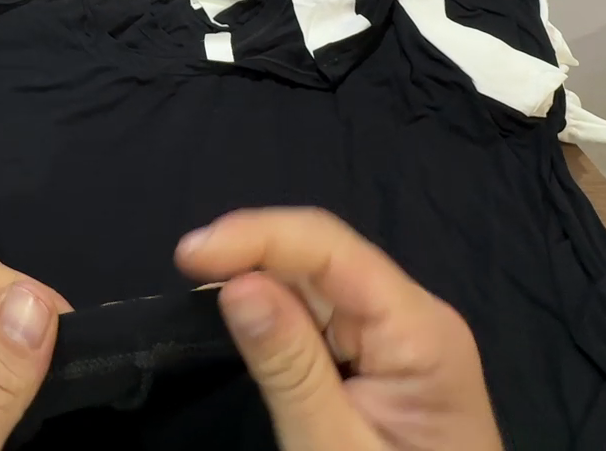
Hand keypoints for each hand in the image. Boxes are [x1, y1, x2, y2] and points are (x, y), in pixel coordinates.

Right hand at [176, 208, 501, 450]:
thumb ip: (290, 369)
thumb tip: (235, 283)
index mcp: (419, 331)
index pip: (330, 249)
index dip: (256, 236)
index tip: (189, 255)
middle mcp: (412, 314)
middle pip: (320, 255)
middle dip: (251, 253)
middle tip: (186, 269)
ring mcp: (397, 331)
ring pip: (313, 276)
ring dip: (257, 276)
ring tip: (203, 288)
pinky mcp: (378, 351)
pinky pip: (318, 309)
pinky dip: (273, 307)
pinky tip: (243, 313)